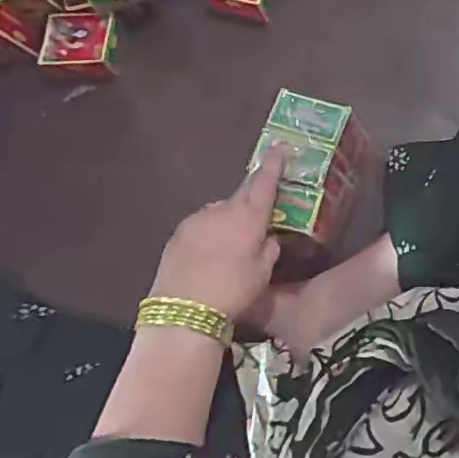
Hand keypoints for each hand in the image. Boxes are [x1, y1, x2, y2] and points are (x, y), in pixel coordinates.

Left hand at [148, 147, 286, 317]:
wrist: (183, 311)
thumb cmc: (233, 290)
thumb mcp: (263, 272)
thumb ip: (268, 248)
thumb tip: (266, 237)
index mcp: (249, 216)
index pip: (264, 181)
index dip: (274, 163)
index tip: (280, 146)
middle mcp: (222, 210)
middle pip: (241, 196)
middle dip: (251, 202)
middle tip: (258, 219)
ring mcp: (197, 219)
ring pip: (220, 212)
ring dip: (229, 221)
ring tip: (231, 246)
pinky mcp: (178, 232)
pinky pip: (202, 225)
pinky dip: (210, 232)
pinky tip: (210, 254)